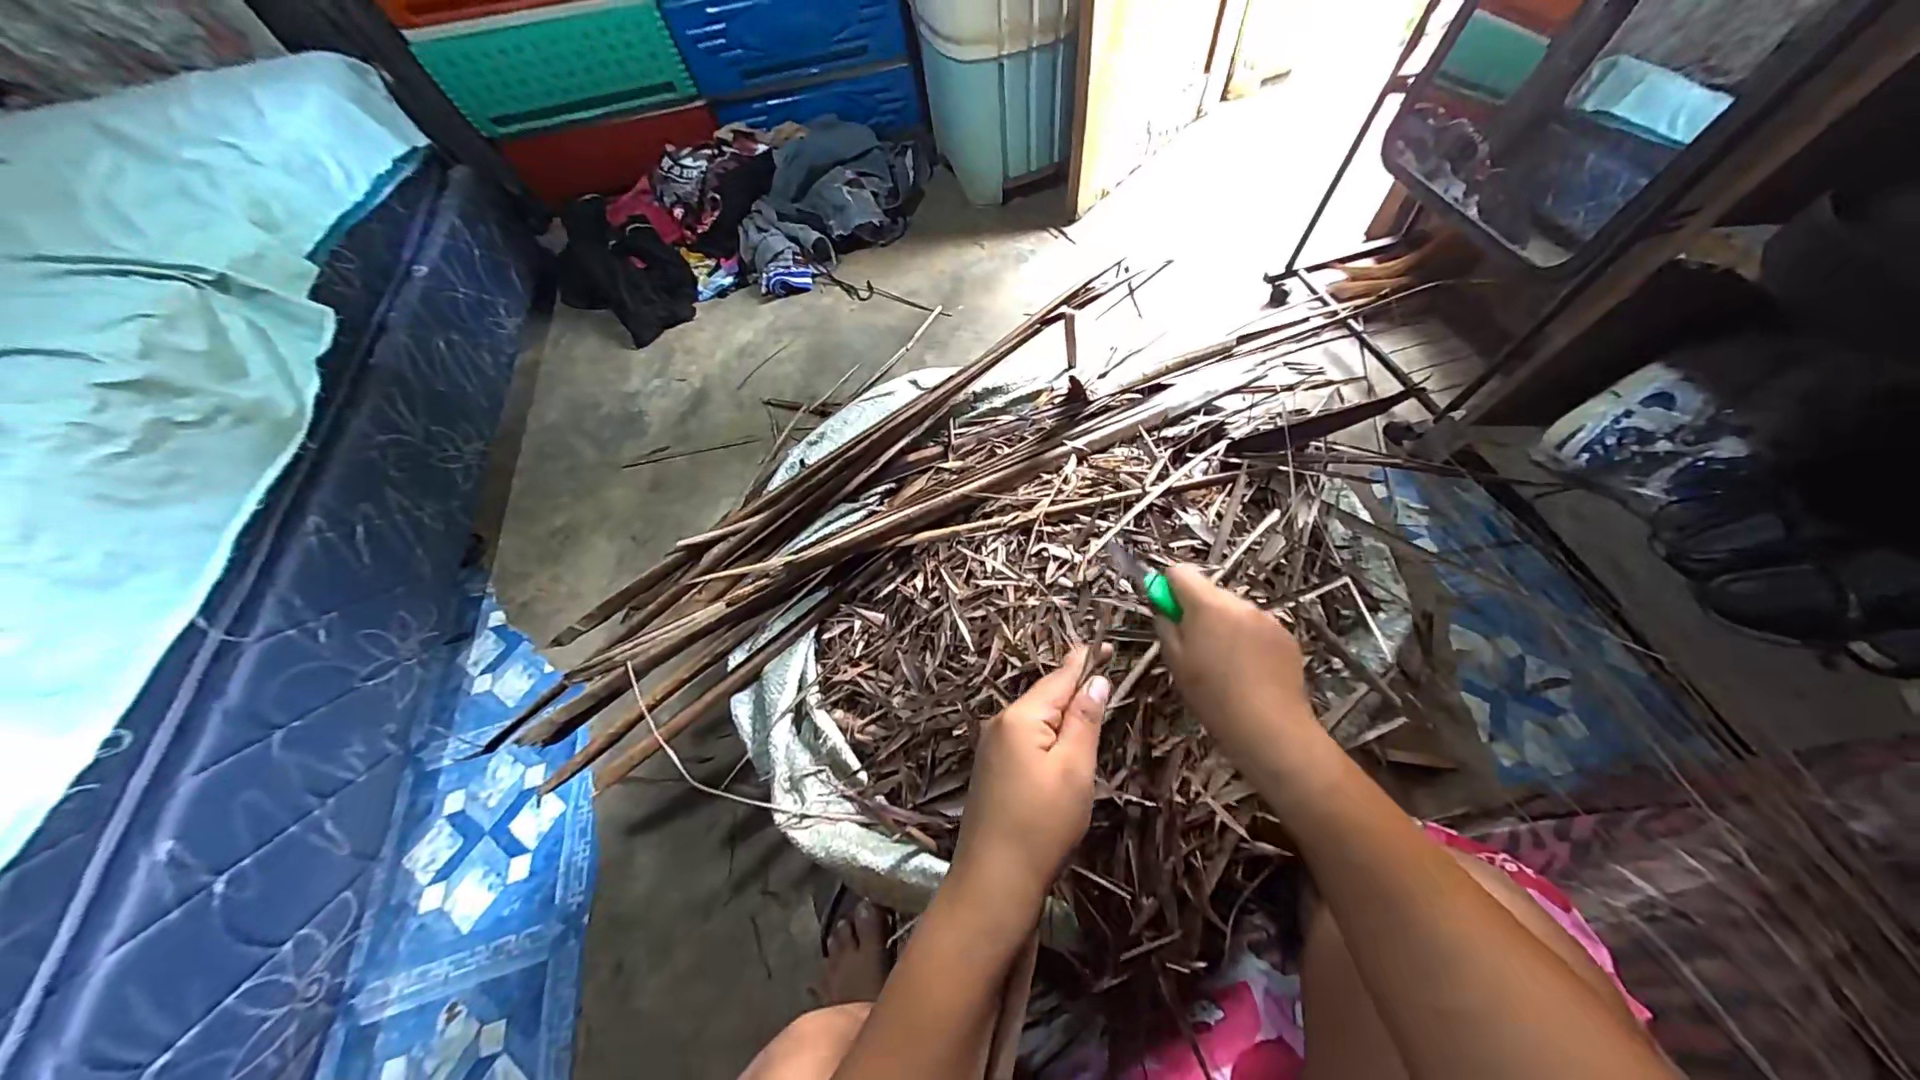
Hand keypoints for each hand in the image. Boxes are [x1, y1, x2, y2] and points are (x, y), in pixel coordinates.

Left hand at [952, 644, 1111, 898]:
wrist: (994, 879)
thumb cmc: (1042, 823)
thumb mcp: (1075, 769)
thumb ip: (1085, 721)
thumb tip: (1096, 681)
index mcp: (1020, 717)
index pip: (1059, 678)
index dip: (1084, 660)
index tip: (1104, 644)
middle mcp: (999, 723)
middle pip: (1046, 696)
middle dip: (1075, 689)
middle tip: (1108, 681)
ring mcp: (991, 746)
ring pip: (1036, 718)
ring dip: (1064, 715)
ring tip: (1092, 713)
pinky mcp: (991, 768)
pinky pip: (1026, 738)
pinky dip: (1049, 735)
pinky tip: (1063, 748)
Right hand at [1155, 564, 1317, 769]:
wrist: (1269, 726)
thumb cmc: (1212, 696)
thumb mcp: (1175, 662)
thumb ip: (1165, 626)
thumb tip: (1164, 610)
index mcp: (1207, 605)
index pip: (1180, 572)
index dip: (1169, 588)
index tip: (1168, 611)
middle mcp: (1239, 603)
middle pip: (1209, 591)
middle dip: (1199, 610)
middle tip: (1195, 646)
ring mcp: (1266, 617)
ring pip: (1234, 610)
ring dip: (1224, 625)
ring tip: (1223, 663)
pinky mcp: (1286, 634)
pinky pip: (1257, 626)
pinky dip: (1248, 639)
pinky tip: (1248, 670)